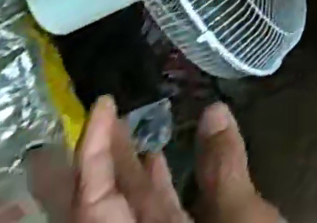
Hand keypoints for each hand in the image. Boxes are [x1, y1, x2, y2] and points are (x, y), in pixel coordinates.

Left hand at [74, 97, 281, 222]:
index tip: (102, 104)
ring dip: (126, 171)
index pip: (94, 204)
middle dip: (94, 162)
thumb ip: (226, 172)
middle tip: (103, 110)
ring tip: (129, 124)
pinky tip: (162, 158)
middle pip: (99, 210)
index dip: (90, 153)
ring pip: (127, 216)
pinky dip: (155, 191)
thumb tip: (214, 111)